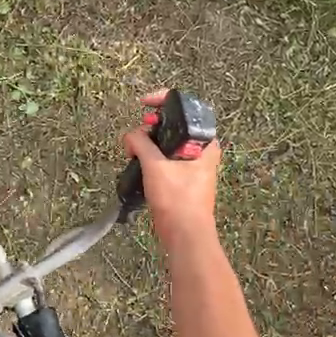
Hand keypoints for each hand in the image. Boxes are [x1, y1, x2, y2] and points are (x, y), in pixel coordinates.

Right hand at [122, 89, 221, 247]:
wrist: (185, 235)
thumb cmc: (176, 198)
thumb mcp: (154, 165)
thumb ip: (140, 143)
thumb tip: (130, 136)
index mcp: (205, 142)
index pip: (185, 109)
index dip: (162, 101)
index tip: (143, 104)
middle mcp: (202, 150)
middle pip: (173, 126)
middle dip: (150, 128)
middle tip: (136, 136)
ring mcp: (193, 165)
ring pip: (166, 143)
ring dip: (147, 145)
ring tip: (134, 154)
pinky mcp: (183, 179)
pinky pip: (164, 159)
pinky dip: (150, 158)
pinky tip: (139, 166)